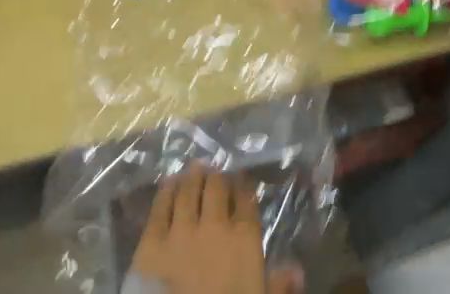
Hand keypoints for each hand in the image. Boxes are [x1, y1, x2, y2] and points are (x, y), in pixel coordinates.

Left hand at [130, 164, 300, 293]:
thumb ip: (279, 285)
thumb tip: (297, 271)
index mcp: (244, 239)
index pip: (246, 201)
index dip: (244, 186)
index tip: (242, 177)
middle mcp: (214, 225)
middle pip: (216, 189)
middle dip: (217, 176)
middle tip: (216, 169)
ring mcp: (181, 230)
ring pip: (188, 192)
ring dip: (192, 177)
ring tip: (194, 167)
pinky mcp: (152, 241)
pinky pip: (160, 208)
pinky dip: (165, 192)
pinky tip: (168, 182)